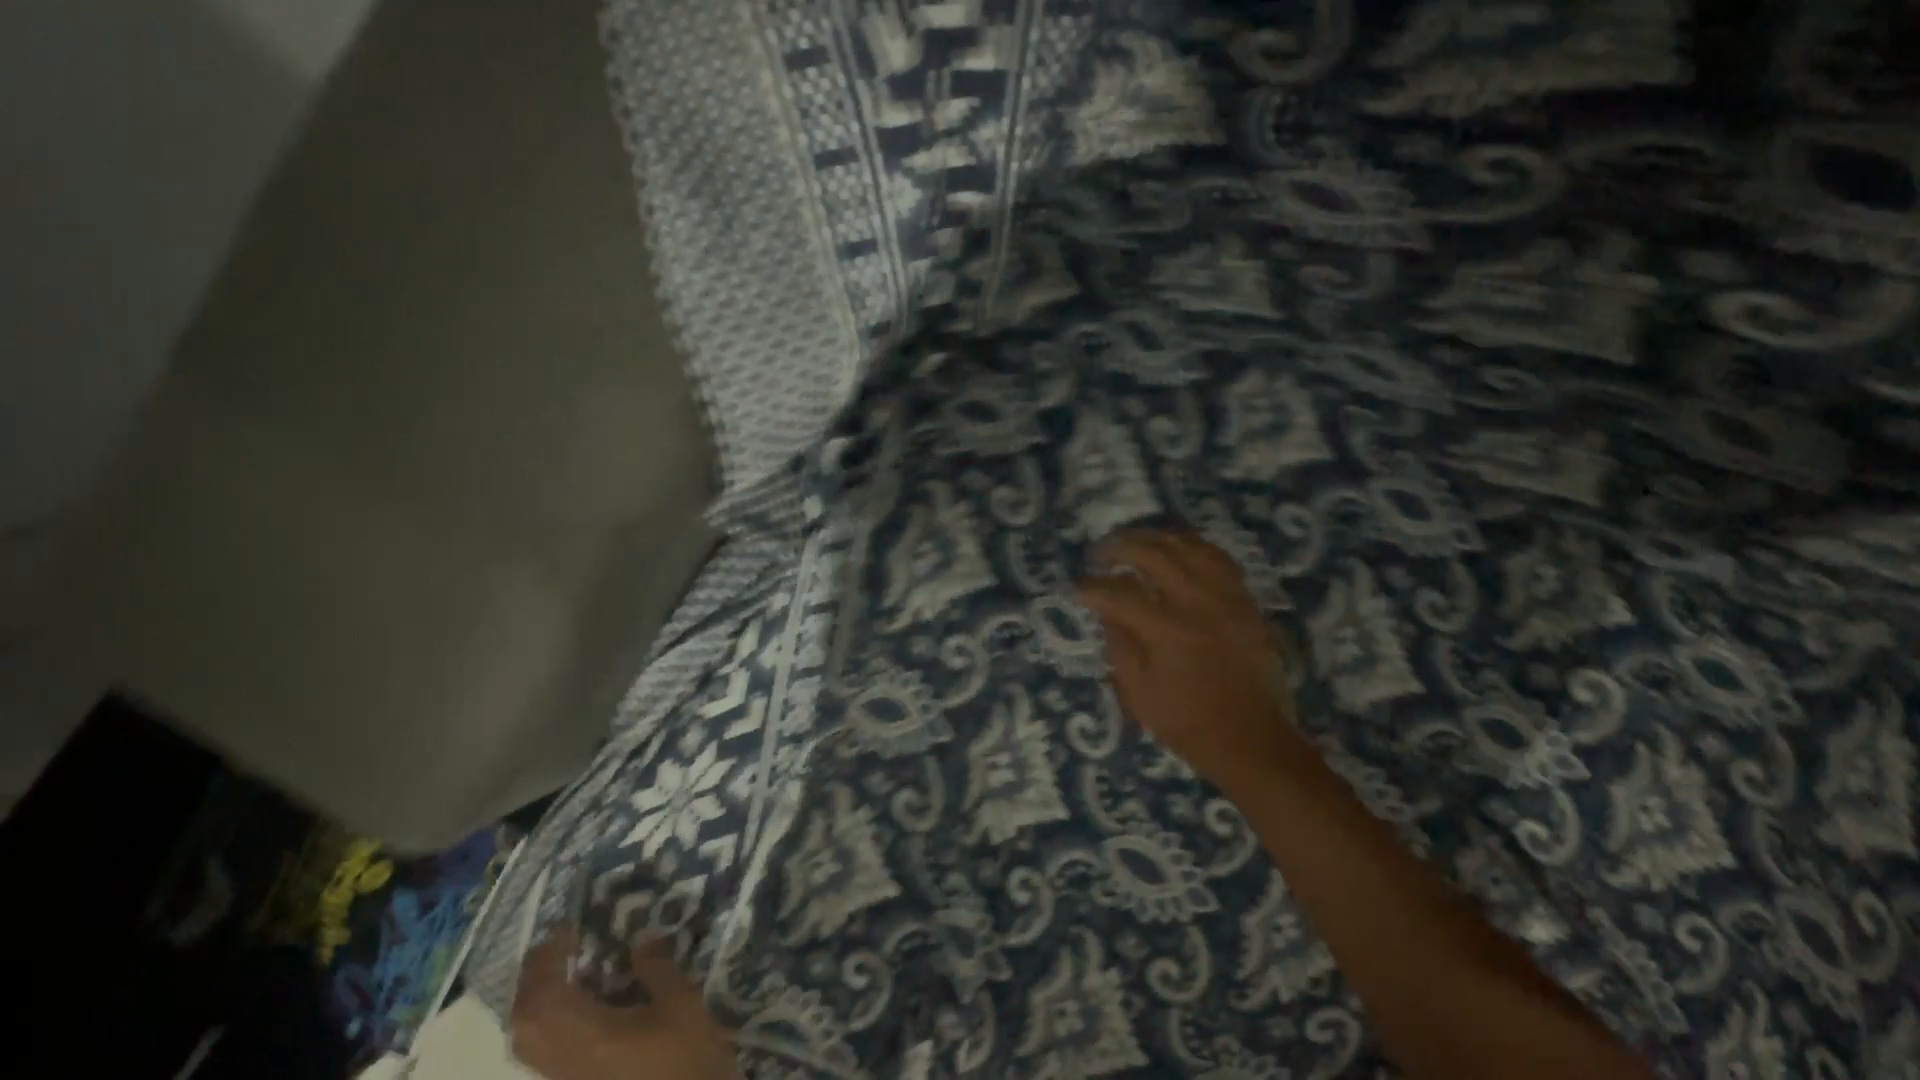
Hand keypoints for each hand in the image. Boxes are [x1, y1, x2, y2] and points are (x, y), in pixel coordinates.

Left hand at [512, 927, 735, 1079]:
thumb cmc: (690, 1062)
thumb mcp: (683, 1006)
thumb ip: (658, 968)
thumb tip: (640, 938)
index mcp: (590, 1036)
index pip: (547, 993)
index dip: (549, 957)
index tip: (568, 929)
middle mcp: (566, 1061)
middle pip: (525, 1020)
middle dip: (533, 979)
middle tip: (559, 949)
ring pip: (526, 1041)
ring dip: (533, 1003)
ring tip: (560, 976)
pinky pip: (540, 1055)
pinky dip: (543, 1025)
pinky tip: (571, 1011)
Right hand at [1076, 529, 1302, 793]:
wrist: (1251, 738)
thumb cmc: (1187, 723)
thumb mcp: (1138, 693)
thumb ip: (1120, 646)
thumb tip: (1108, 612)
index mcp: (1167, 630)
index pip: (1119, 593)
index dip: (1092, 588)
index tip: (1078, 588)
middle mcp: (1198, 603)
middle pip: (1154, 554)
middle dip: (1120, 547)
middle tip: (1101, 553)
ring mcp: (1227, 598)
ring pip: (1190, 547)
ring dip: (1158, 540)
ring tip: (1138, 545)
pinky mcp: (1247, 602)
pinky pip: (1220, 560)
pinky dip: (1194, 550)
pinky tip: (1179, 554)